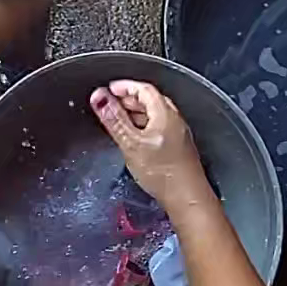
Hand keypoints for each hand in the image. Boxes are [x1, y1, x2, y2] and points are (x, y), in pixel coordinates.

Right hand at [90, 80, 214, 213]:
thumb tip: (99, 98)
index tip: (109, 89)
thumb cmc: (163, 173)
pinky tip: (135, 138)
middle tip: (110, 103)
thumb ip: (114, 120)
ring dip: (136, 113)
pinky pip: (159, 128)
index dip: (125, 86)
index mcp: (165, 114)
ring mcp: (178, 134)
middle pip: (150, 100)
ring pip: (154, 115)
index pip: (144, 89)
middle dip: (129, 99)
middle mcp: (174, 120)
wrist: (187, 198)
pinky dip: (143, 126)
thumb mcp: (131, 144)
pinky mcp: (178, 147)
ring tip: (118, 120)